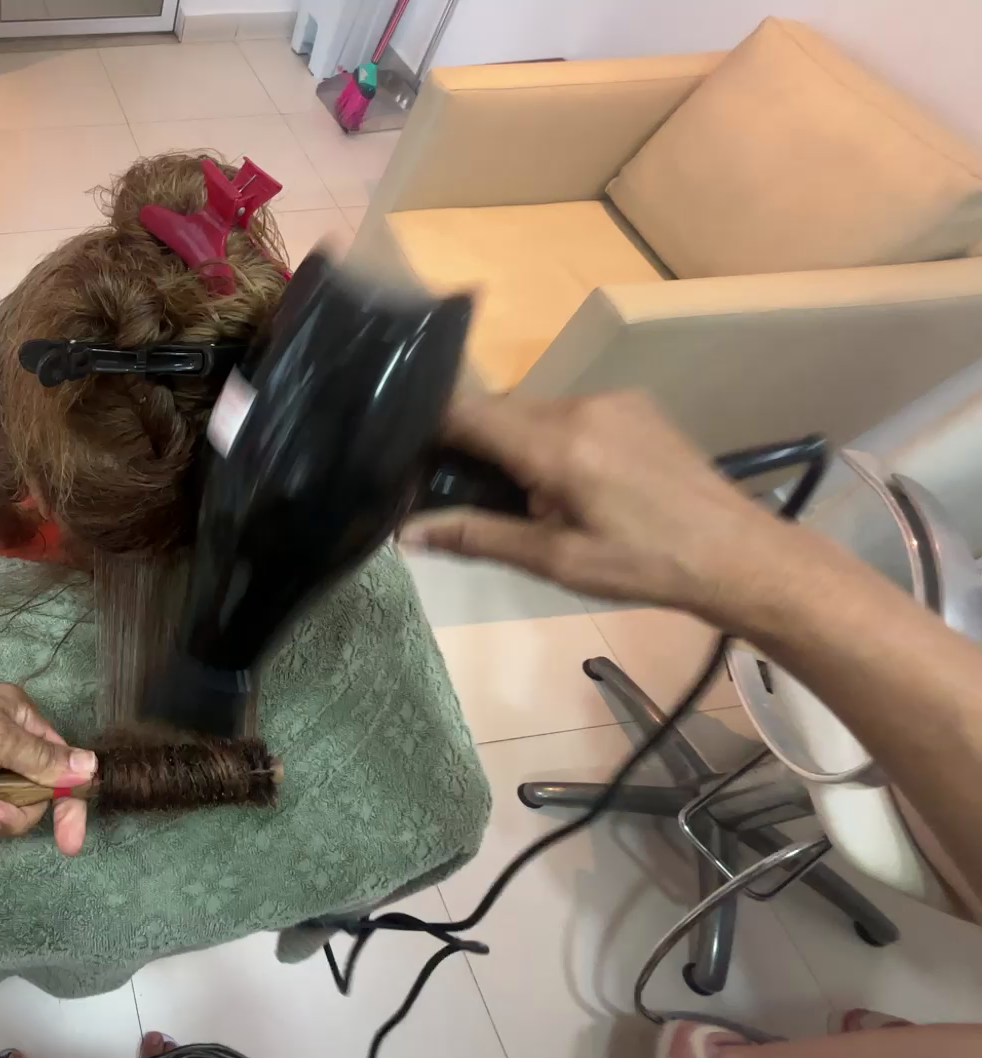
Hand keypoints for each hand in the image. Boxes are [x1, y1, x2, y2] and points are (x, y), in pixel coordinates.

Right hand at [401, 392, 798, 621]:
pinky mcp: (630, 405)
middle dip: (464, 444)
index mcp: (559, 445)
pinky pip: (559, 412)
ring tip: (508, 491)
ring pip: (524, 411)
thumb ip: (473, 536)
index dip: (426, 430)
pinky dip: (537, 437)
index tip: (403, 458)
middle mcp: (582, 407)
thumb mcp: (552, 560)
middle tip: (451, 488)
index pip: (465, 413)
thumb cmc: (645, 565)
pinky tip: (550, 477)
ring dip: (502, 442)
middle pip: (492, 410)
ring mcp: (611, 400)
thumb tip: (403, 534)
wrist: (745, 558)